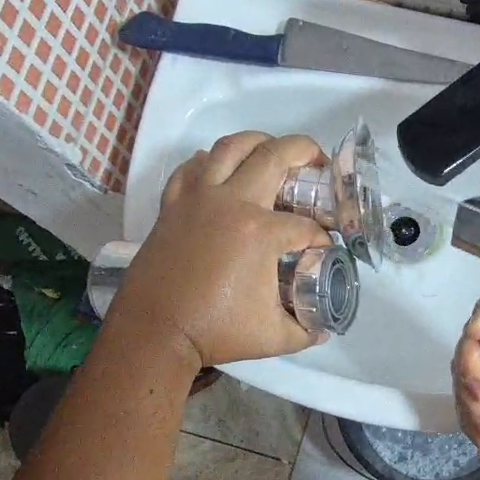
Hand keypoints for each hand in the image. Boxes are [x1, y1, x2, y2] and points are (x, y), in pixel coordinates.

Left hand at [110, 131, 333, 368]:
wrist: (157, 331)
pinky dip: (210, 161)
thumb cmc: (218, 332)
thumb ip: (306, 330)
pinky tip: (221, 170)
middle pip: (275, 156)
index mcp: (260, 232)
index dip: (321, 238)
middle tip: (317, 161)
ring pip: (231, 147)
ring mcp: (199, 198)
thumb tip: (323, 328)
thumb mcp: (275, 337)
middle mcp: (232, 202)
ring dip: (258, 142)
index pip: (305, 226)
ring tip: (272, 152)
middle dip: (304, 152)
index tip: (323, 252)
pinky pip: (193, 167)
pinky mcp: (173, 204)